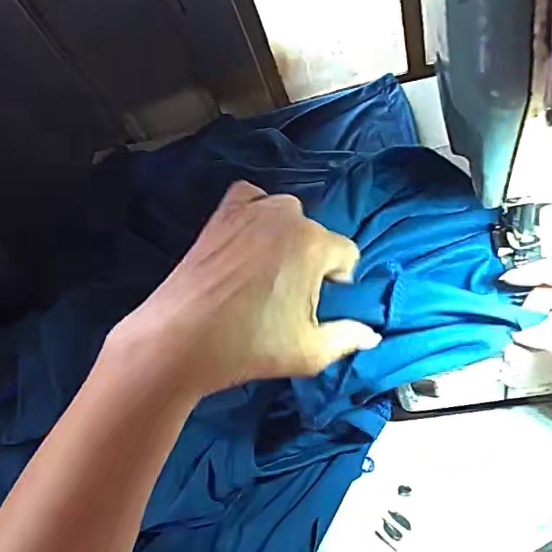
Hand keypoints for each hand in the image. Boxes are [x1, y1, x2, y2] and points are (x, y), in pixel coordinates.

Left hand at [108, 181, 381, 397]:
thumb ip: (347, 338)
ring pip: (285, 216)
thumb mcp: (309, 352)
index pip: (346, 254)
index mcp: (315, 244)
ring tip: (267, 272)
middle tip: (288, 295)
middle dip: (311, 259)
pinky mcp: (220, 215)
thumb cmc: (249, 346)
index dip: (337, 280)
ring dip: (285, 237)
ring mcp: (250, 211)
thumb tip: (371, 335)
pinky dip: (254, 213)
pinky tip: (248, 241)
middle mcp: (286, 217)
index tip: (320, 303)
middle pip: (316, 234)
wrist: (180, 338)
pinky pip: (250, 199)